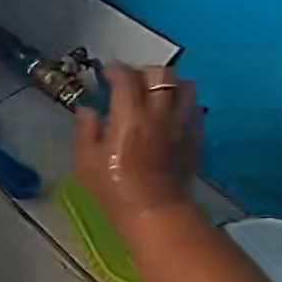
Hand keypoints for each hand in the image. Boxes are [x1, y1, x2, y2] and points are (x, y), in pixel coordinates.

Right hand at [73, 63, 201, 226]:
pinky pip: (193, 106)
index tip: (107, 72)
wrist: (154, 211)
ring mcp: (182, 122)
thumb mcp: (85, 162)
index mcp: (129, 117)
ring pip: (184, 84)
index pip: (126, 79)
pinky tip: (169, 114)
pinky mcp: (196, 135)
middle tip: (130, 82)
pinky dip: (181, 102)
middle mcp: (159, 112)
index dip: (115, 70)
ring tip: (155, 93)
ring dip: (168, 83)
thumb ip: (86, 130)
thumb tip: (87, 110)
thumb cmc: (113, 189)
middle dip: (143, 72)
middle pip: (160, 74)